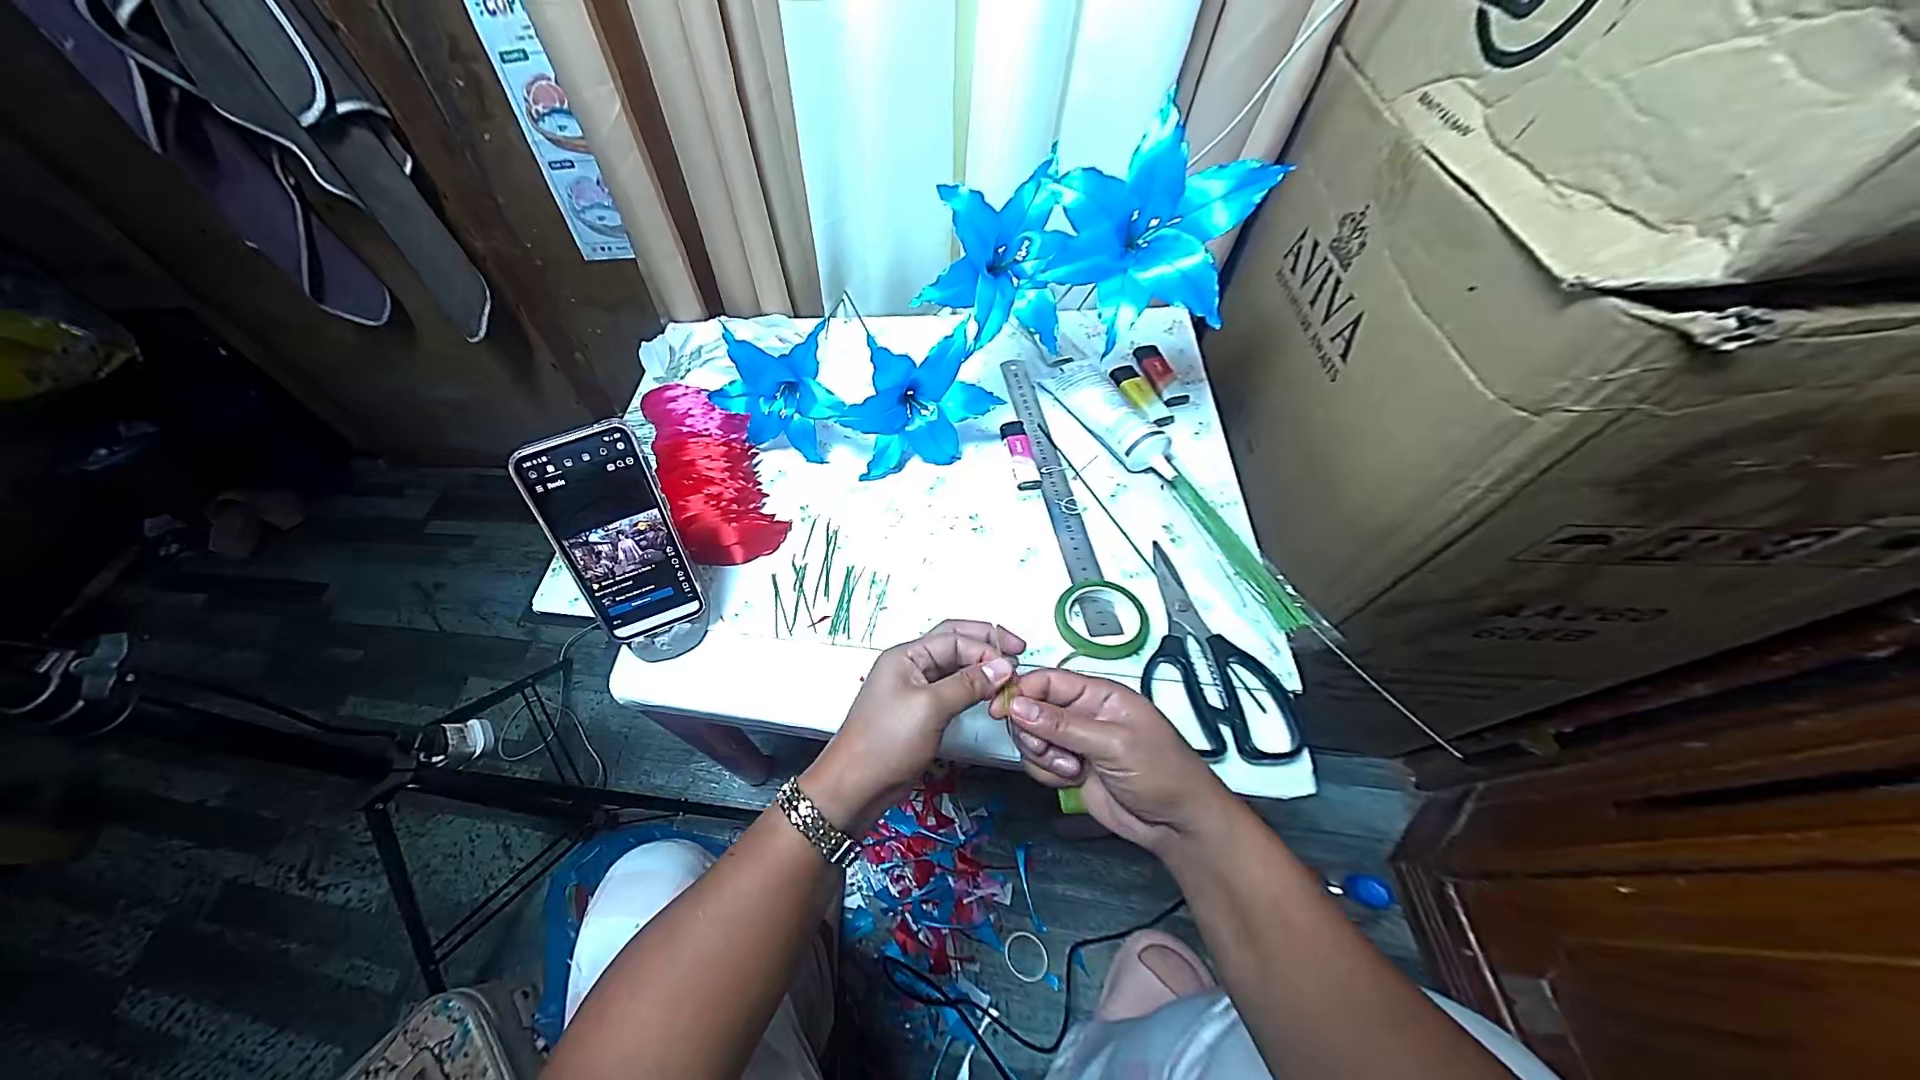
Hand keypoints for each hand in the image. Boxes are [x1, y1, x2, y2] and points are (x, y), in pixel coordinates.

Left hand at [803, 620, 1023, 829]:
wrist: (856, 786)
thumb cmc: (883, 744)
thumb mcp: (930, 708)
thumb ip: (968, 684)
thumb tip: (1003, 666)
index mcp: (905, 655)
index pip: (954, 638)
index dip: (986, 648)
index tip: (1012, 666)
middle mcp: (910, 666)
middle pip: (955, 642)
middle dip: (987, 643)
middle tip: (1018, 649)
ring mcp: (916, 688)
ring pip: (956, 666)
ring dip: (982, 666)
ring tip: (1008, 673)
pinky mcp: (922, 711)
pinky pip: (953, 688)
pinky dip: (973, 687)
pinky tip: (989, 692)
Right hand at [988, 668, 1230, 853]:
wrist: (1176, 824)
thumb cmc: (1166, 774)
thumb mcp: (1113, 743)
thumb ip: (1063, 725)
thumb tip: (1022, 706)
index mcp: (1100, 694)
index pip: (1048, 681)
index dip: (1021, 691)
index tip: (1002, 708)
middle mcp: (1085, 714)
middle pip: (1033, 709)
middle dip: (1032, 731)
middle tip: (1048, 747)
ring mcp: (1077, 741)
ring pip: (1033, 738)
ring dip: (1042, 755)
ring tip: (1070, 767)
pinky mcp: (1071, 767)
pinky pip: (1040, 762)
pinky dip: (1047, 773)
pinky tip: (1072, 779)